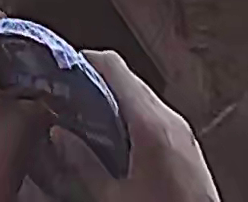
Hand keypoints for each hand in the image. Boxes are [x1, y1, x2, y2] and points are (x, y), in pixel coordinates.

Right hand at [52, 50, 219, 201]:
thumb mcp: (115, 200)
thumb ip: (84, 163)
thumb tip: (57, 133)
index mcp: (150, 123)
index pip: (114, 66)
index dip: (86, 60)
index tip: (64, 71)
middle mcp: (169, 117)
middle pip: (127, 77)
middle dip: (98, 81)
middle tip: (71, 96)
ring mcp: (183, 130)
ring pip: (142, 94)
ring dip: (116, 97)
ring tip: (91, 116)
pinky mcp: (190, 145)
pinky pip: (155, 113)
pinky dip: (133, 113)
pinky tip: (119, 138)